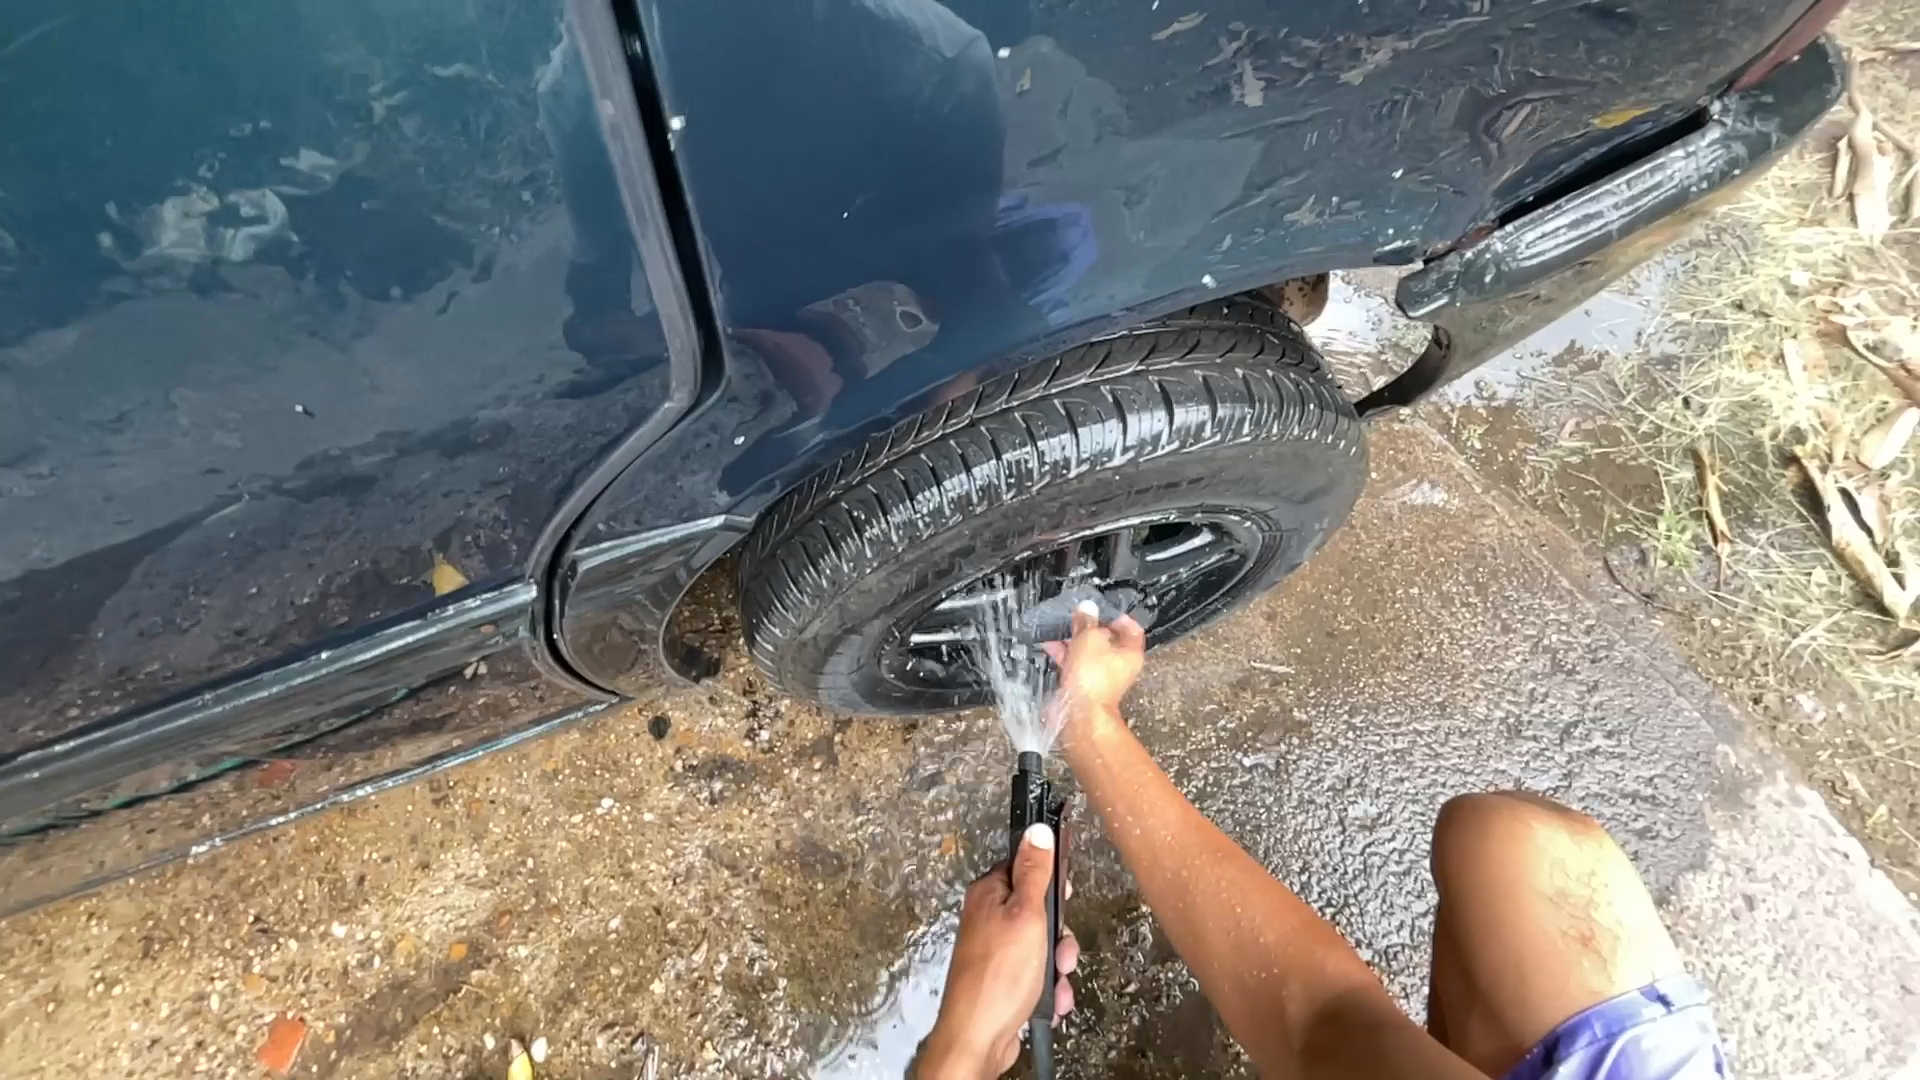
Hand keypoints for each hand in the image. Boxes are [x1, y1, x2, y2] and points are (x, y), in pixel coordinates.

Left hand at [920, 824, 1079, 1077]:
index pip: (1024, 868)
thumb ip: (1035, 872)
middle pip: (1037, 910)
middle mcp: (988, 917)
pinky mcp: (1002, 978)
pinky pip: (1035, 973)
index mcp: (989, 893)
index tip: (1065, 894)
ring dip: (1056, 964)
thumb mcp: (1027, 914)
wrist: (979, 1037)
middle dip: (1058, 933)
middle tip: (1061, 948)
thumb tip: (1037, 830)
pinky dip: (1047, 987)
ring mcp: (994, 949)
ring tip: (1056, 979)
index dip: (1049, 882)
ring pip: (1040, 945)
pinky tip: (1050, 999)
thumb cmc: (999, 974)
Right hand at [1042, 602, 1145, 739]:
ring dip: (1073, 639)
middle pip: (1106, 639)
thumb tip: (1086, 609)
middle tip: (1076, 616)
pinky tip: (1050, 645)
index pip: (1130, 627)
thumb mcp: (1089, 638)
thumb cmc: (1093, 680)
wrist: (1078, 712)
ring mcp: (1100, 676)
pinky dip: (1064, 654)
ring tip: (1058, 628)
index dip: (1116, 615)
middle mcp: (1118, 666)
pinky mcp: (1083, 684)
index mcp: (1130, 653)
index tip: (1101, 607)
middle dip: (1089, 626)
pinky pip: (1074, 663)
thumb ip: (1087, 621)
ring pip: (1087, 651)